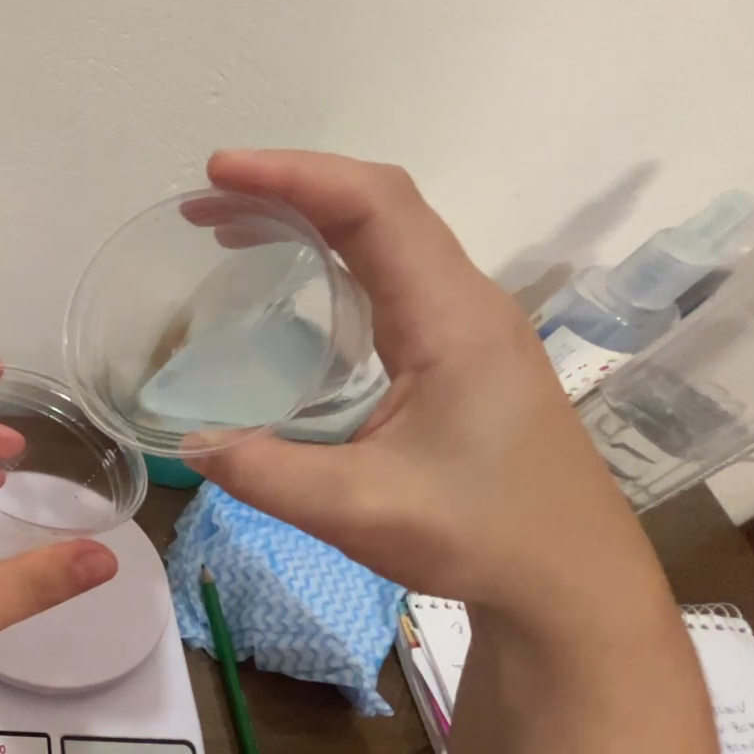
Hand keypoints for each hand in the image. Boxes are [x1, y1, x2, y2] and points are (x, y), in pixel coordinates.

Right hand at [187, 150, 659, 617]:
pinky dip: (326, 260)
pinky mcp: (452, 354)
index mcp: (449, 320)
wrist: (564, 579)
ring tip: (228, 230)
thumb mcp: (354, 508)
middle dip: (289, 190)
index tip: (219, 174)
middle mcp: (462, 305)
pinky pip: (384, 279)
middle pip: (378, 208)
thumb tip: (189, 441)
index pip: (375, 209)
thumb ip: (263, 472)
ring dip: (307, 219)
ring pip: (384, 239)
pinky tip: (286, 287)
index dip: (295, 178)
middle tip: (204, 203)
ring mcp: (462, 327)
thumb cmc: (475, 534)